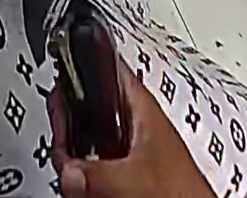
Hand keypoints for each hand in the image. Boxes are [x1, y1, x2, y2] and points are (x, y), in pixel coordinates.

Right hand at [48, 64, 216, 197]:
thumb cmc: (185, 190)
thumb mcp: (134, 177)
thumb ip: (97, 171)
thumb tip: (68, 169)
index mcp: (141, 105)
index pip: (108, 66)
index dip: (85, 62)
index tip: (64, 69)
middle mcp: (136, 122)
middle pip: (93, 106)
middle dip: (72, 120)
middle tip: (61, 134)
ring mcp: (132, 146)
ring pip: (92, 135)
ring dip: (77, 148)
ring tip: (70, 163)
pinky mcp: (130, 169)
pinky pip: (97, 159)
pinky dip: (85, 168)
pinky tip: (81, 182)